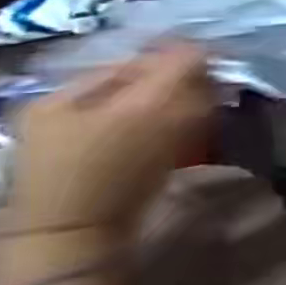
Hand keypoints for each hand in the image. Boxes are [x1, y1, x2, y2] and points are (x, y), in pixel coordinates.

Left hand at [9, 42, 215, 235]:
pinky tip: (191, 145)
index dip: (182, 63)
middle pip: (142, 88)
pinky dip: (171, 137)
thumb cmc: (110, 167)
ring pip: (148, 113)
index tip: (221, 74)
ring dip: (183, 114)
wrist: (79, 237)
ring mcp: (79, 144)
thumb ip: (177, 70)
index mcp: (64, 94)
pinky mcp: (100, 169)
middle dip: (184, 91)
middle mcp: (66, 114)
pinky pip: (144, 138)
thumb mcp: (148, 109)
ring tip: (208, 124)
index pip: (138, 62)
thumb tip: (204, 47)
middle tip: (216, 100)